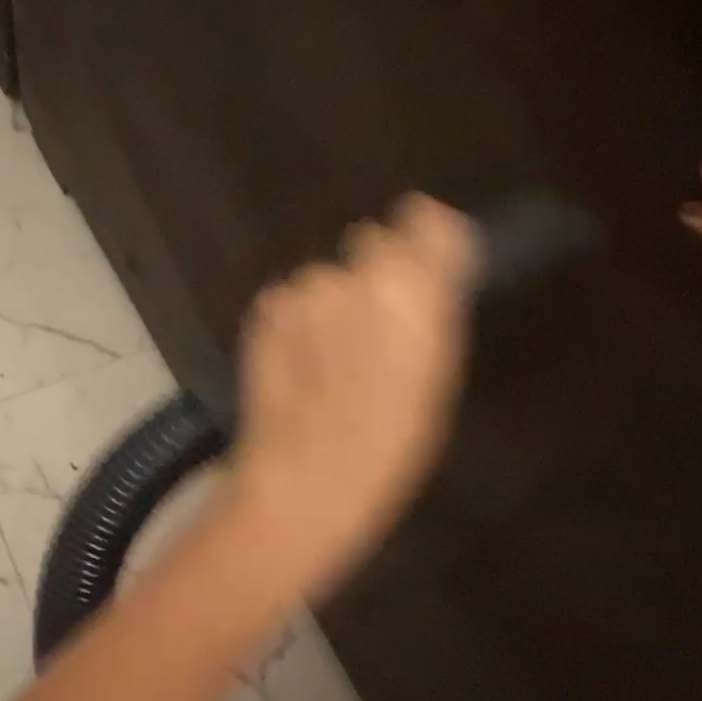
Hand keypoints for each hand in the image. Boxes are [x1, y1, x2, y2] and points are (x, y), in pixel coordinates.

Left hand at [229, 193, 482, 596]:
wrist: (302, 479)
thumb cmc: (388, 445)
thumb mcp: (437, 379)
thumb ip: (435, 311)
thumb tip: (432, 268)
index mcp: (414, 289)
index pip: (428, 220)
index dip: (426, 236)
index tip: (424, 259)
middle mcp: (357, 274)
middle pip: (373, 241)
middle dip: (377, 270)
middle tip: (373, 322)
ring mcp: (303, 290)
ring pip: (328, 276)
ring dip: (332, 301)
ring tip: (328, 356)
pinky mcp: (264, 309)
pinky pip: (291, 299)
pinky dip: (296, 320)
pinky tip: (296, 364)